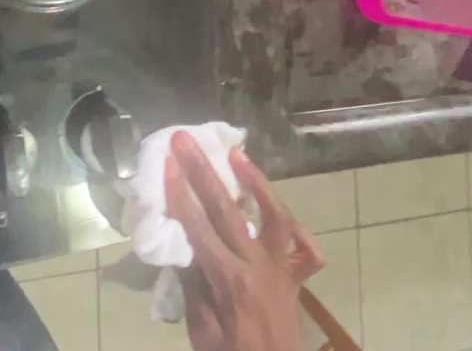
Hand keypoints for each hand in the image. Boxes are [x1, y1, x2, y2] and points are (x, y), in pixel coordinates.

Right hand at [166, 131, 324, 350]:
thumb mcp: (201, 333)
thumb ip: (192, 285)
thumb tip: (180, 245)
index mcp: (231, 283)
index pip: (198, 228)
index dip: (180, 194)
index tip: (167, 162)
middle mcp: (259, 269)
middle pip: (228, 210)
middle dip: (203, 171)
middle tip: (185, 140)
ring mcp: (281, 271)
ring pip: (275, 217)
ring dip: (256, 182)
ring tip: (236, 153)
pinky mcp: (295, 279)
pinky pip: (304, 249)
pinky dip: (293, 225)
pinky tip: (273, 203)